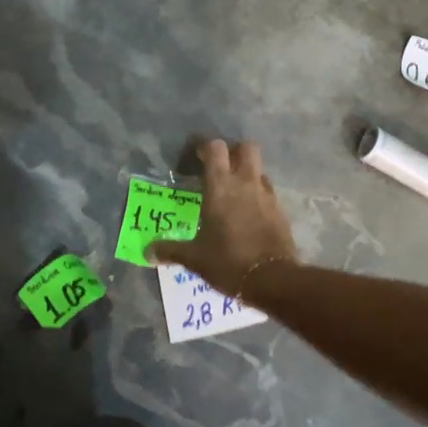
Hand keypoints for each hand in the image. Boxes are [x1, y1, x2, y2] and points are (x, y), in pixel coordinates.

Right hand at [147, 139, 297, 293]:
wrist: (272, 279)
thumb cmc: (228, 261)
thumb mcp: (194, 258)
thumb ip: (170, 250)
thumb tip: (147, 252)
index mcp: (220, 186)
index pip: (215, 148)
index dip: (206, 148)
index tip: (197, 158)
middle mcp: (245, 183)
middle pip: (246, 148)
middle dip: (235, 152)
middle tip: (221, 169)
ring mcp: (266, 195)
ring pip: (259, 169)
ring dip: (248, 173)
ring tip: (235, 192)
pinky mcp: (280, 210)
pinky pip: (268, 191)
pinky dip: (259, 195)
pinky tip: (250, 213)